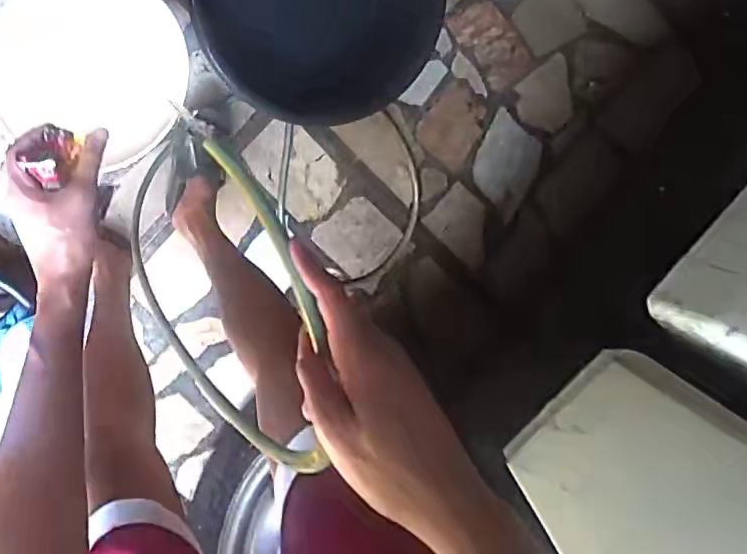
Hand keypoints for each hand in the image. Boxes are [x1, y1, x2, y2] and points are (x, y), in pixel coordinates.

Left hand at [1, 127, 107, 290]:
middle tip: (68, 142)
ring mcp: (26, 210)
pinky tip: (78, 180)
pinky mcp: (39, 219)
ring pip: (37, 176)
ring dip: (56, 163)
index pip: (15, 151)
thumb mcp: (82, 192)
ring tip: (76, 158)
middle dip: (48, 148)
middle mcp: (16, 200)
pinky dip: (59, 179)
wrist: (66, 278)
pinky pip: (44, 190)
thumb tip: (97, 135)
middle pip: (26, 162)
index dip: (34, 136)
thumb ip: (90, 159)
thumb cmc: (66, 243)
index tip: (53, 130)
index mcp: (16, 191)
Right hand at [291, 243, 522, 553]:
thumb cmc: (388, 470)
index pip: (334, 297)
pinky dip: (347, 368)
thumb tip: (304, 342)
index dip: (312, 269)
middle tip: (302, 371)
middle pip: (343, 314)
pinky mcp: (406, 379)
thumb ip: (314, 380)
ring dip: (331, 355)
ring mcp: (398, 363)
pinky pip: (367, 355)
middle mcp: (384, 349)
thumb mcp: (336, 432)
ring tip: (322, 408)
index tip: (294, 244)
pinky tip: (344, 413)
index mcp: (364, 355)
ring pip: (353, 337)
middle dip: (316, 326)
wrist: (451, 502)